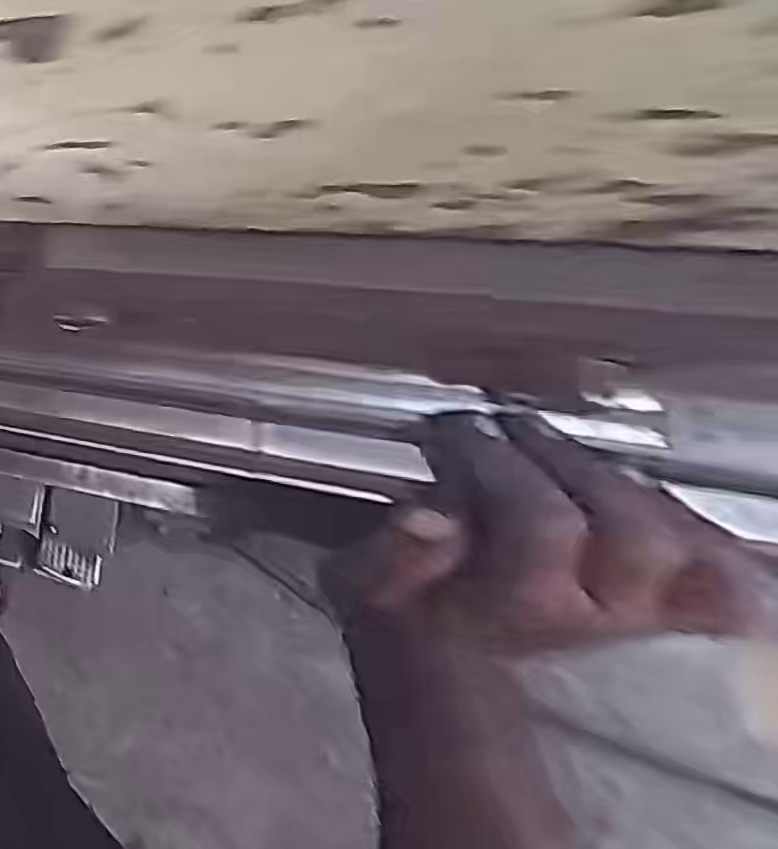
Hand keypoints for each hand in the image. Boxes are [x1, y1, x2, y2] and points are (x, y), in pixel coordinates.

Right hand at [330, 411, 772, 654]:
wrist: (439, 666)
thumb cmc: (397, 614)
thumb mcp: (363, 583)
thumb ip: (392, 551)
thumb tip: (428, 515)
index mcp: (521, 605)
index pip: (539, 517)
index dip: (498, 459)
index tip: (458, 425)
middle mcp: (602, 617)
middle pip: (628, 524)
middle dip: (564, 460)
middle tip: (512, 425)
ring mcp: (649, 622)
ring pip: (692, 546)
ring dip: (625, 483)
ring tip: (564, 450)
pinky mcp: (672, 620)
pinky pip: (726, 574)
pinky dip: (688, 522)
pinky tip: (631, 489)